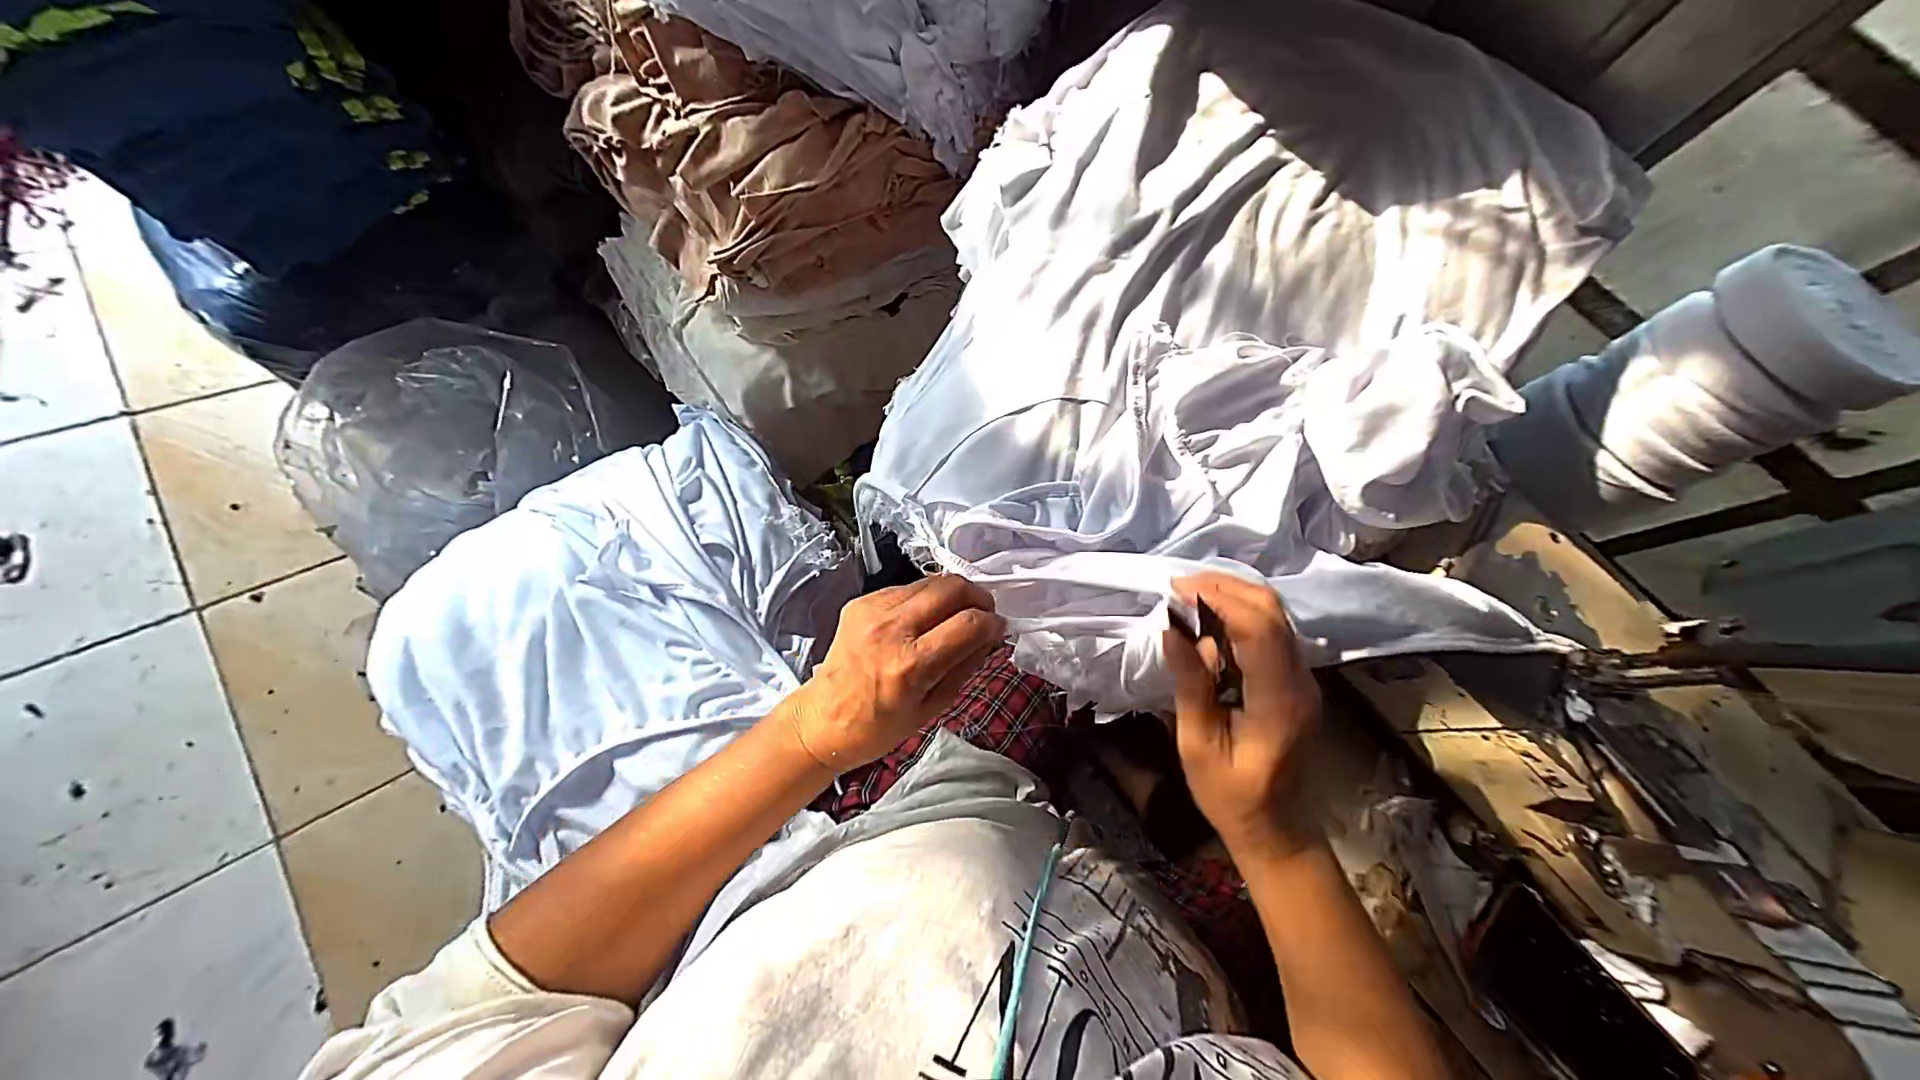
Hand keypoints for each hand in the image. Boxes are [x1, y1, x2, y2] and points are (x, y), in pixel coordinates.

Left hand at [785, 576, 1005, 771]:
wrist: (822, 720)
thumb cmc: (879, 726)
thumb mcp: (933, 707)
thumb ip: (965, 665)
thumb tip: (990, 636)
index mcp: (911, 664)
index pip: (969, 623)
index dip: (992, 622)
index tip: (998, 628)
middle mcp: (891, 629)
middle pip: (952, 587)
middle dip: (977, 597)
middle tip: (983, 614)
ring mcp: (872, 610)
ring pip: (931, 581)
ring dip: (952, 594)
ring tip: (955, 615)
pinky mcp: (861, 602)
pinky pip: (907, 588)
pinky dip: (925, 598)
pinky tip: (924, 619)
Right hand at [1163, 573, 1322, 857]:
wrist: (1275, 827)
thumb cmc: (1230, 796)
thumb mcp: (1198, 745)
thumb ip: (1191, 686)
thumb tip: (1174, 631)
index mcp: (1279, 701)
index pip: (1259, 630)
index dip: (1219, 599)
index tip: (1177, 592)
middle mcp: (1300, 682)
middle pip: (1272, 612)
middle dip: (1225, 588)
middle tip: (1179, 588)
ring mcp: (1302, 680)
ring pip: (1275, 617)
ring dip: (1231, 597)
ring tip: (1188, 598)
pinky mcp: (1294, 681)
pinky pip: (1270, 633)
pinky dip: (1238, 615)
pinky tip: (1207, 621)